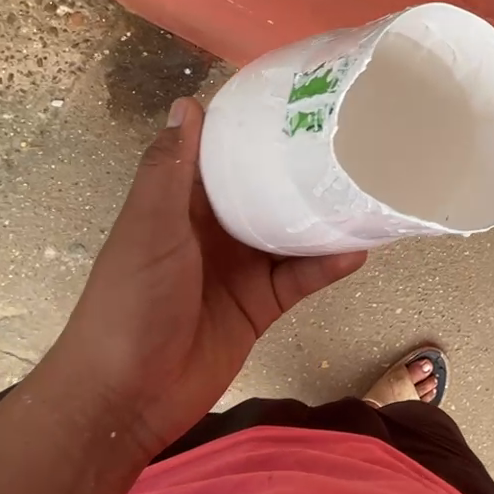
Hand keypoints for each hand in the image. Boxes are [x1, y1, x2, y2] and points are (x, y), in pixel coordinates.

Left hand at [41, 97, 364, 456]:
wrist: (125, 399)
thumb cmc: (129, 303)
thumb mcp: (148, 230)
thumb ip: (169, 171)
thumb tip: (190, 101)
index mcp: (184, 205)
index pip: (222, 154)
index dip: (253, 125)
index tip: (296, 94)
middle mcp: (217, 230)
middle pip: (267, 189)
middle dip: (303, 167)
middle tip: (353, 137)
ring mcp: (243, 267)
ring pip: (293, 230)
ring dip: (325, 216)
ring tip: (368, 190)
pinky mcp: (264, 304)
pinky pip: (303, 276)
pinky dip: (328, 264)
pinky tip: (358, 250)